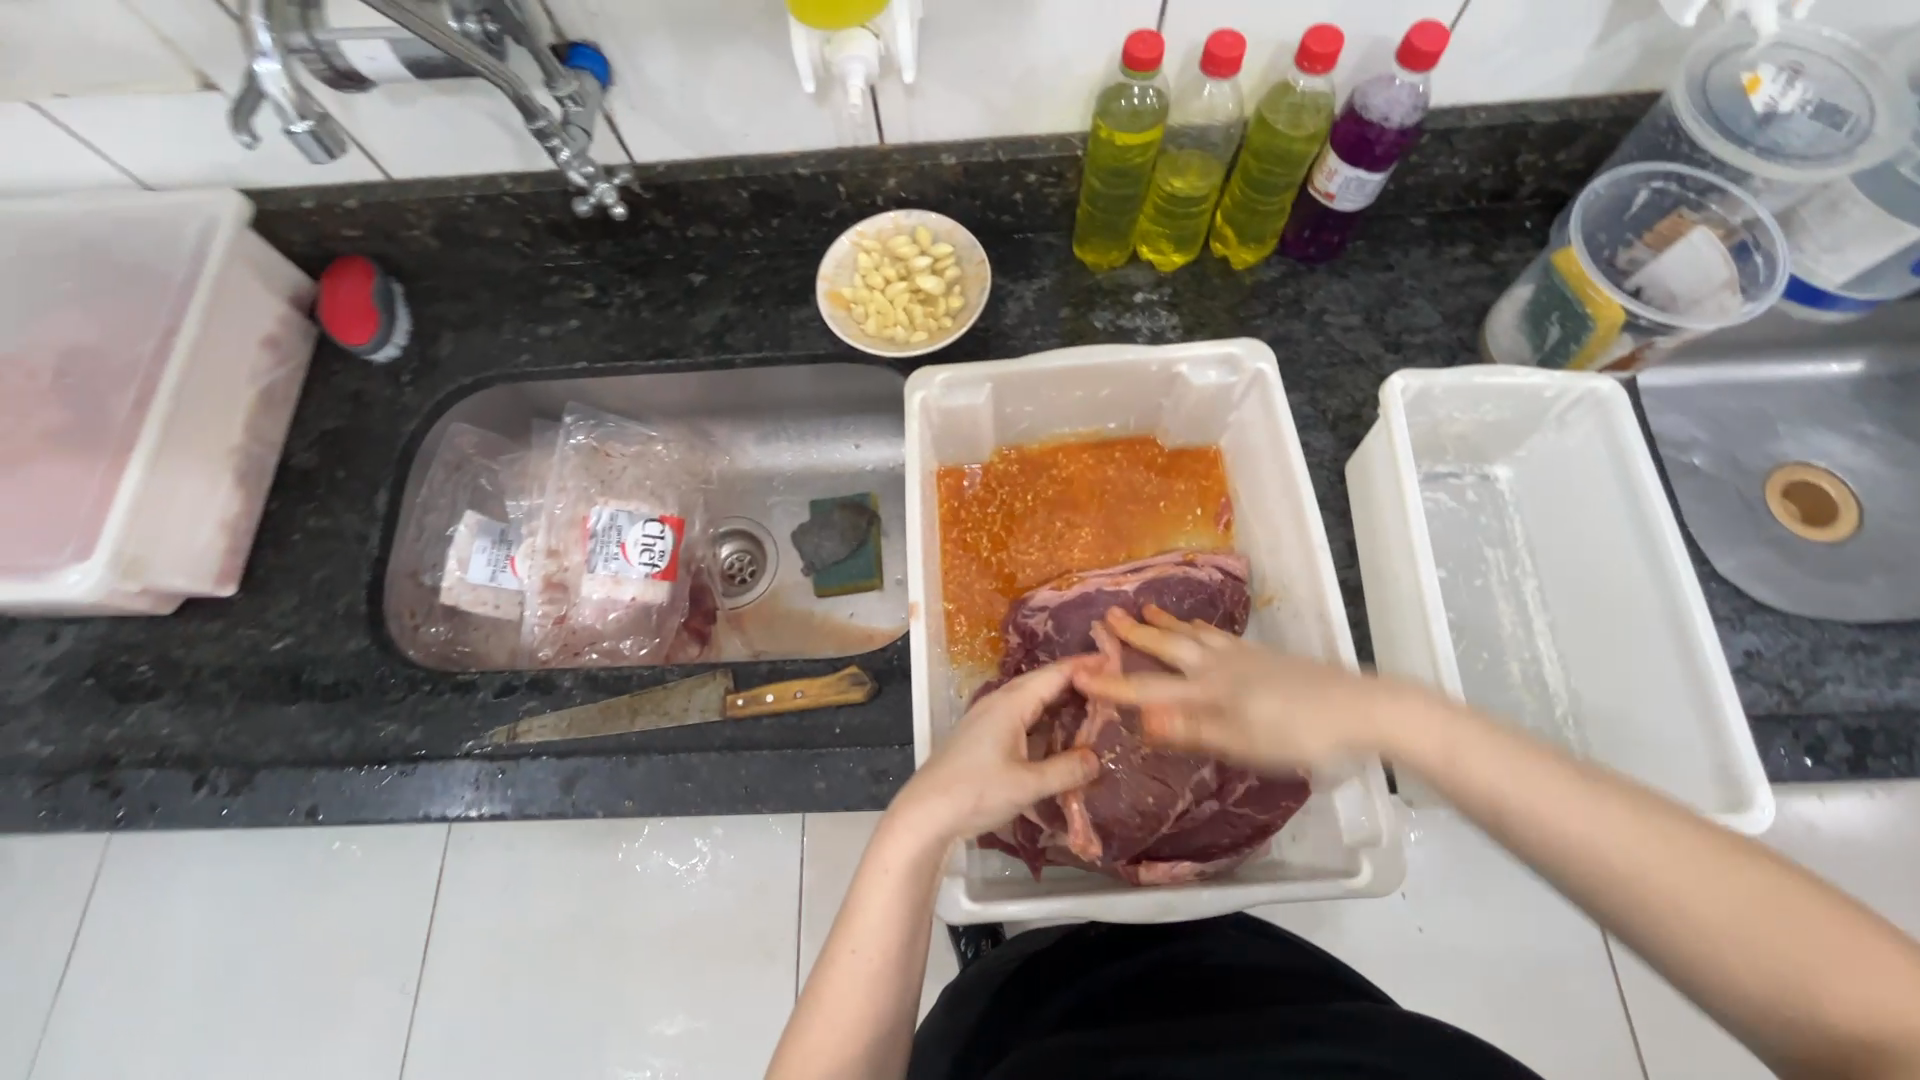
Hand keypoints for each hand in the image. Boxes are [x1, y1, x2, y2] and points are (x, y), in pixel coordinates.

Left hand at [892, 660, 1100, 841]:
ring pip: (1032, 701)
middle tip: (1113, 686)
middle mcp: (999, 702)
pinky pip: (1022, 717)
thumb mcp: (1028, 784)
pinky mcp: (983, 736)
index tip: (1116, 659)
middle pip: (1044, 683)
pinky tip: (1060, 735)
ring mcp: (988, 719)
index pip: (1055, 674)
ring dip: (1061, 702)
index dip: (1086, 665)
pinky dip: (1045, 720)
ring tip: (1095, 708)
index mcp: (1011, 703)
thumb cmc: (975, 792)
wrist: (925, 813)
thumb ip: (1066, 770)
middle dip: (1077, 682)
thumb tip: (1097, 758)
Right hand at [1073, 605, 1432, 772]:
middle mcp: (1216, 668)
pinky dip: (1199, 627)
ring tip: (1145, 608)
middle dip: (1134, 634)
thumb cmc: (1298, 736)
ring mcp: (1242, 658)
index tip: (1075, 673)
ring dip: (1164, 623)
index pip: (1146, 688)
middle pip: (1167, 647)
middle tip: (1107, 617)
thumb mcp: (1241, 743)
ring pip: (1192, 635)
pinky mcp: (1263, 656)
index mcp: (1206, 692)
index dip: (1110, 683)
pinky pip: (1217, 635)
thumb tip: (1138, 720)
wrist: (1360, 709)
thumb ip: (1189, 730)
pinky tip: (1201, 628)